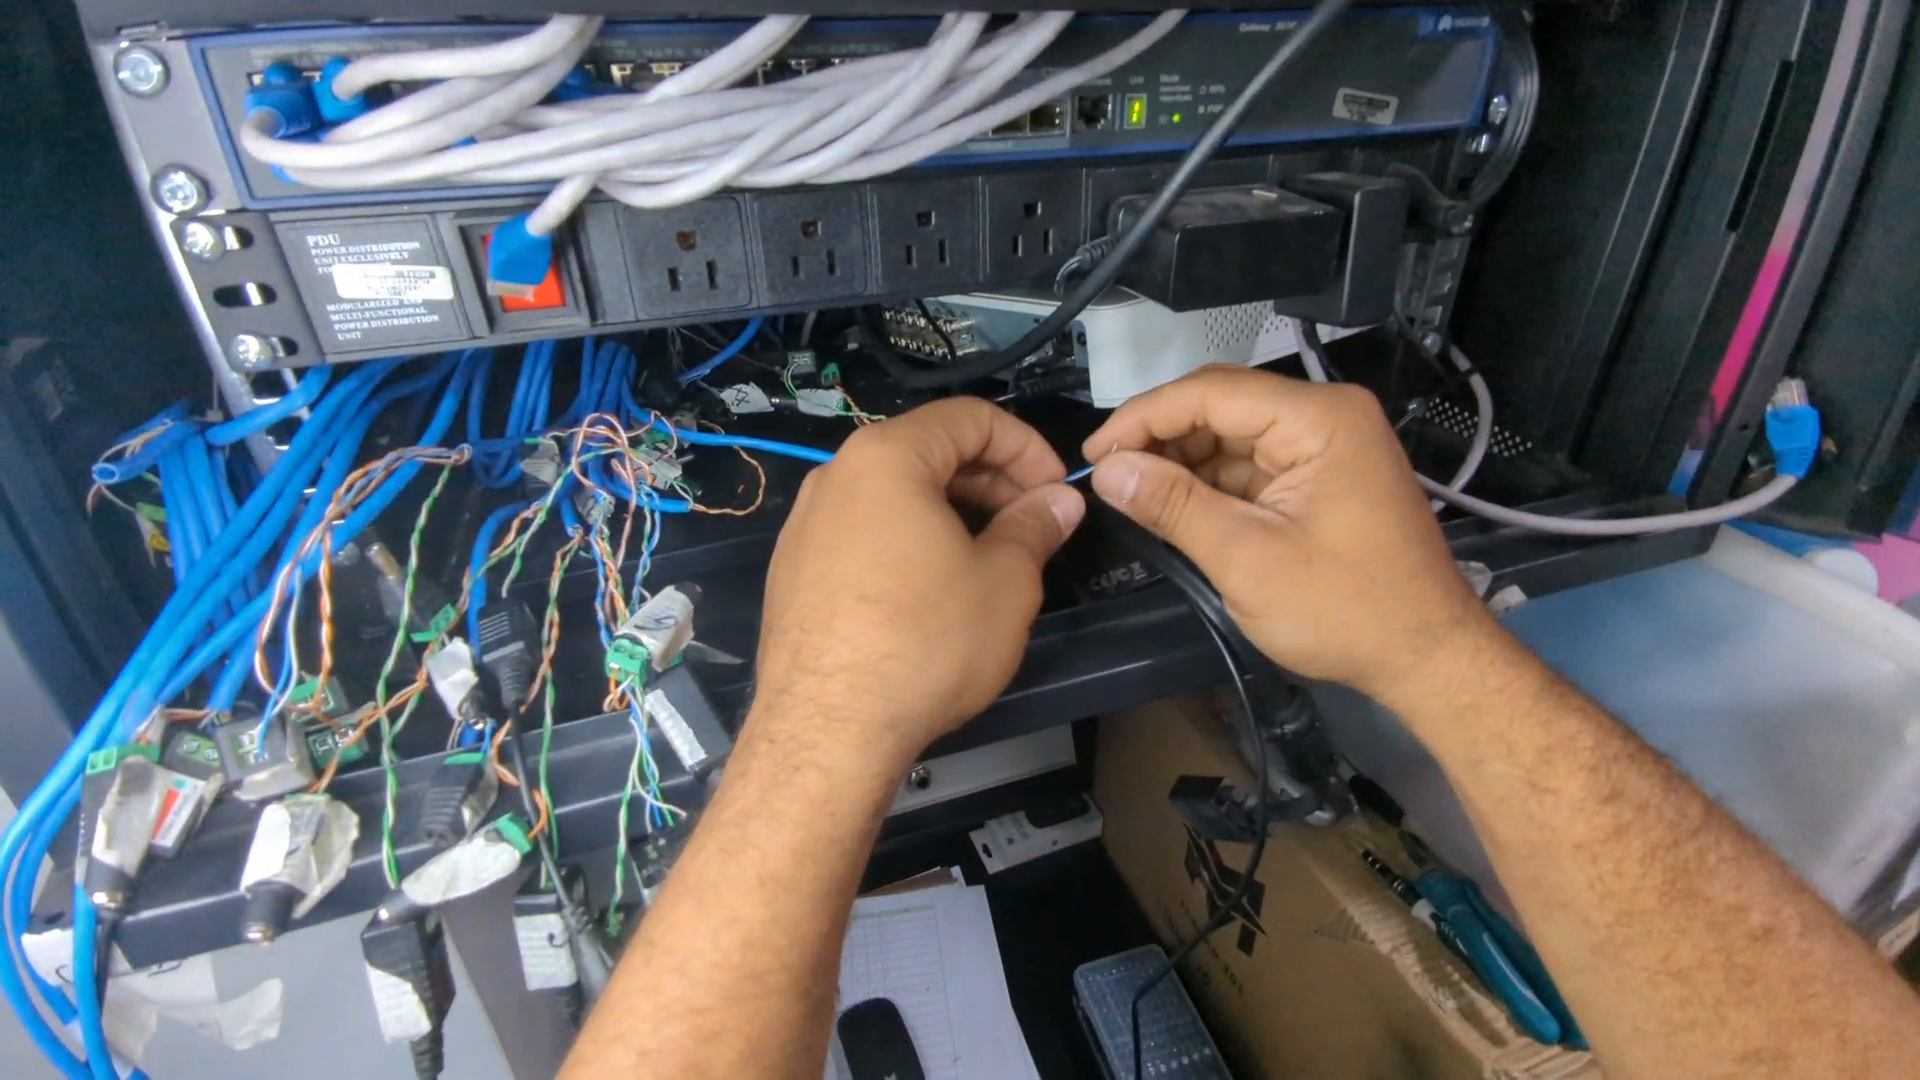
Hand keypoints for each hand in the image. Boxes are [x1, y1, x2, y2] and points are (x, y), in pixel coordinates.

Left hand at [752, 398, 1085, 767]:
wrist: (826, 732)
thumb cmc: (926, 643)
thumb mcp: (1005, 582)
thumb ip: (1035, 526)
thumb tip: (1059, 500)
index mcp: (886, 458)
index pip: (969, 418)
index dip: (1026, 446)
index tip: (1056, 490)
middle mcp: (835, 477)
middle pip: (927, 452)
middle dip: (990, 481)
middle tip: (1031, 526)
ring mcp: (806, 526)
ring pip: (894, 495)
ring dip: (952, 513)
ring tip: (990, 558)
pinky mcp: (793, 571)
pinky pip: (863, 533)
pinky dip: (909, 541)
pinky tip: (933, 589)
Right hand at [1082, 366, 1494, 700]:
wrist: (1426, 658)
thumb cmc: (1345, 610)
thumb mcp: (1247, 559)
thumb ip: (1173, 506)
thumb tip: (1106, 472)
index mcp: (1318, 419)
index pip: (1210, 392)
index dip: (1142, 417)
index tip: (1092, 456)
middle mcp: (1323, 416)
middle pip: (1219, 405)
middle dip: (1158, 437)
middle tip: (1107, 476)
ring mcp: (1322, 446)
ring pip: (1227, 434)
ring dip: (1178, 461)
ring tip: (1131, 493)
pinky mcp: (1316, 476)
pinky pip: (1246, 464)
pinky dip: (1205, 482)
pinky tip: (1171, 503)